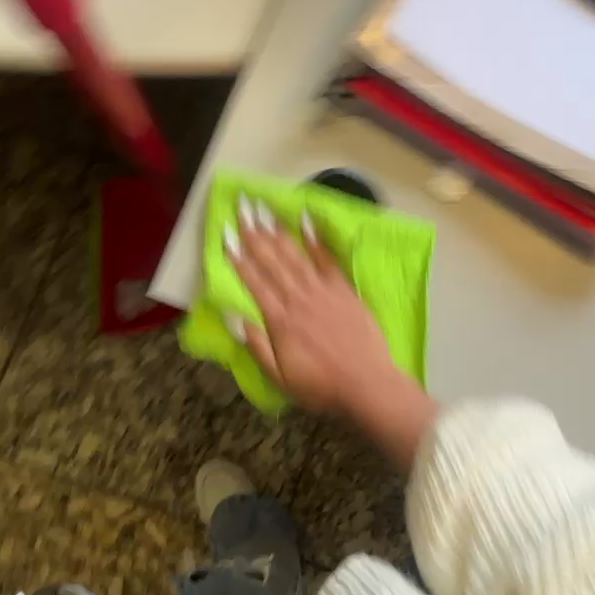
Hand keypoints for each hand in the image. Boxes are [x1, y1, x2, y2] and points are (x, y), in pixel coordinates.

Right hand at [227, 196, 436, 466]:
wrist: (368, 384)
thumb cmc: (321, 386)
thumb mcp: (280, 378)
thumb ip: (256, 346)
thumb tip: (232, 317)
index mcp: (279, 320)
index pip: (254, 282)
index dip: (239, 258)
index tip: (227, 235)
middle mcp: (298, 299)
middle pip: (272, 261)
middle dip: (255, 234)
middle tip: (242, 208)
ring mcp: (323, 291)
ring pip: (295, 255)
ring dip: (278, 231)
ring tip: (264, 210)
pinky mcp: (344, 290)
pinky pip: (327, 260)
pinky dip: (316, 240)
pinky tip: (305, 221)